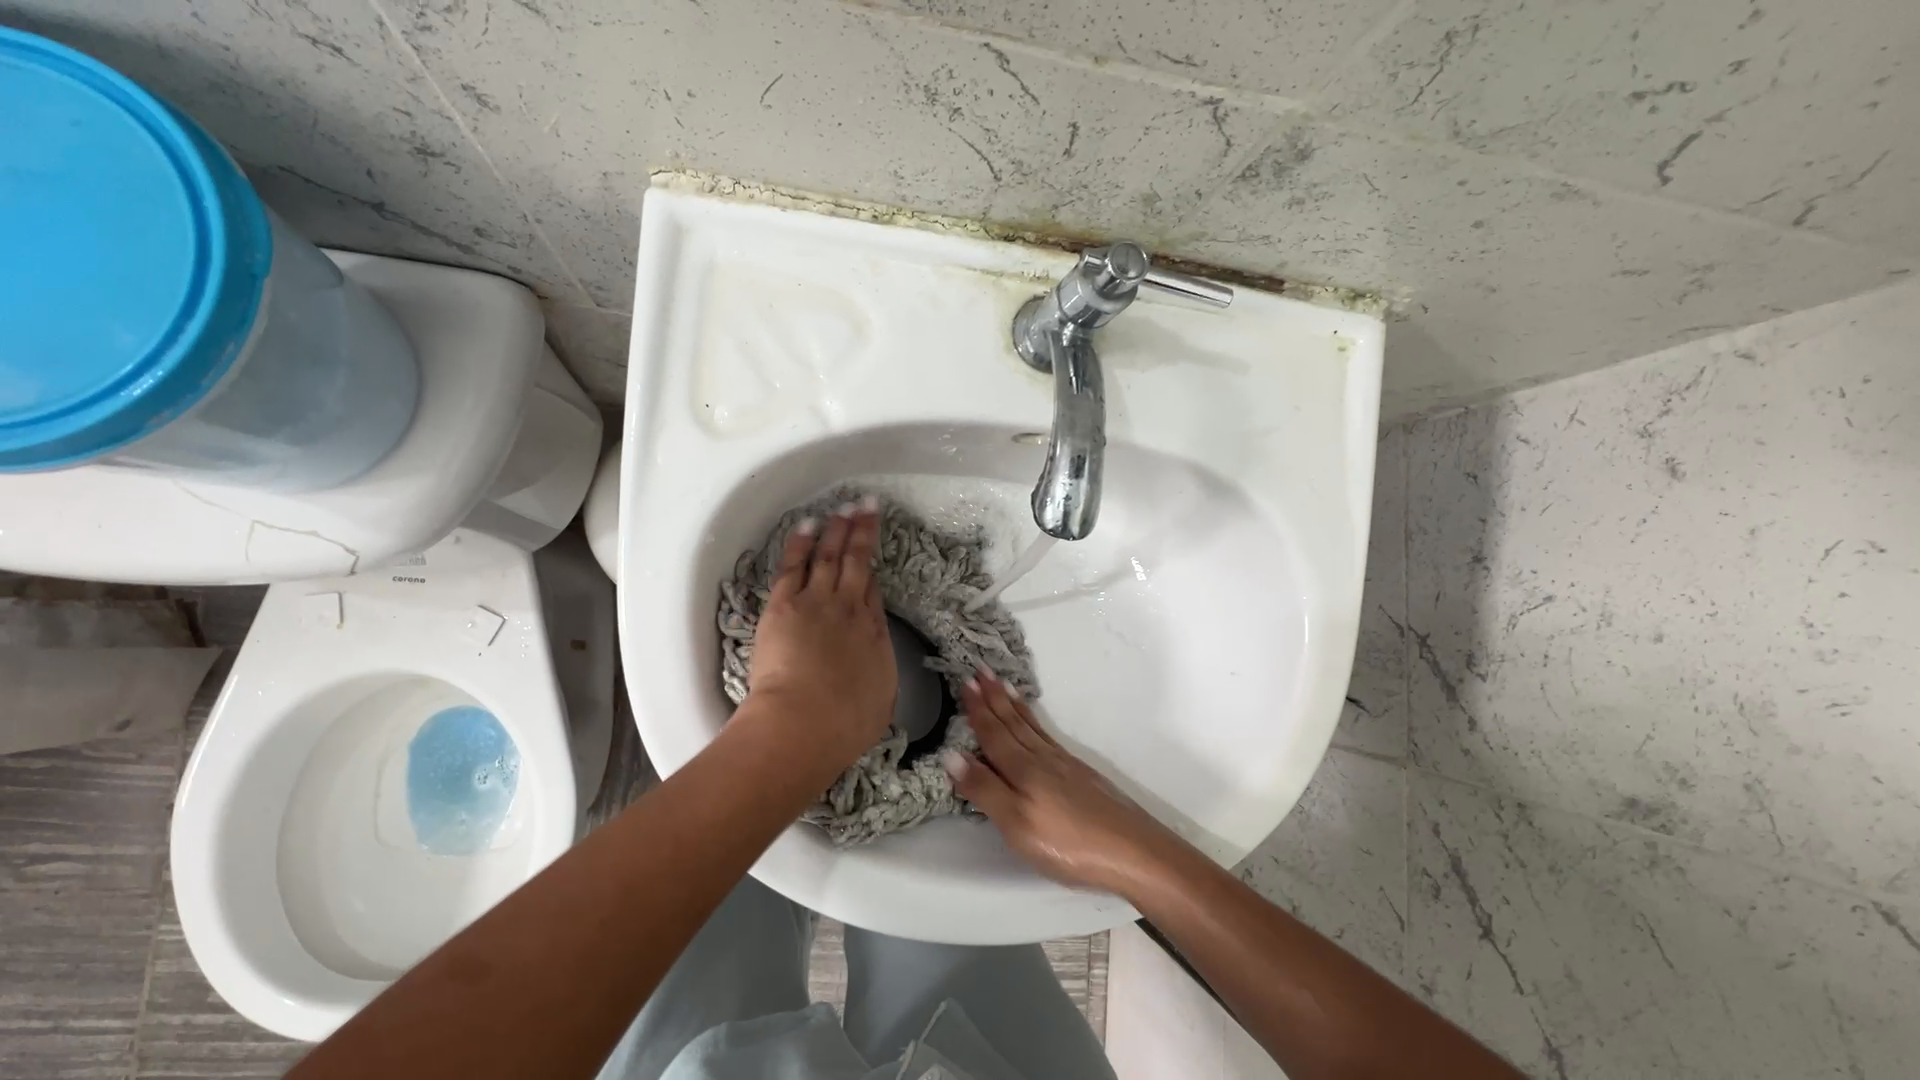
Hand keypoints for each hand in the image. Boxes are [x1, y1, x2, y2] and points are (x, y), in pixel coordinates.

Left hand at [744, 497, 897, 765]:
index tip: (872, 554)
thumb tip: (872, 675)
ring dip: (837, 529)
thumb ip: (875, 680)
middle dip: (863, 532)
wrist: (806, 721)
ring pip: (829, 556)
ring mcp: (817, 603)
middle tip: (868, 506)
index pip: (872, 592)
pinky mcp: (785, 604)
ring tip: (844, 507)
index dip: (871, 569)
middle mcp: (849, 610)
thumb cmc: (844, 725)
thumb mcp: (878, 702)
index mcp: (873, 635)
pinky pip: (794, 565)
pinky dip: (801, 542)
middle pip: (858, 563)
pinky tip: (806, 525)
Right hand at [946, 670, 1184, 894]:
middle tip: (980, 669)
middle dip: (993, 698)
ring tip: (1003, 685)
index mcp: (1022, 771)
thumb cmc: (1068, 844)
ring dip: (1013, 706)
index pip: (993, 734)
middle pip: (1012, 724)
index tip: (965, 680)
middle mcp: (1042, 760)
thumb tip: (952, 755)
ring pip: (1031, 728)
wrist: (1133, 851)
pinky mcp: (1081, 776)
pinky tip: (1036, 726)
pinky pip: (1048, 737)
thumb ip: (985, 790)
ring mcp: (1065, 766)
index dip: (977, 710)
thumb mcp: (1016, 825)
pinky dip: (1035, 723)